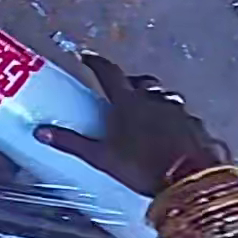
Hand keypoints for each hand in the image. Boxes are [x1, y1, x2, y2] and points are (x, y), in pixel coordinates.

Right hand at [34, 52, 231, 195]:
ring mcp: (180, 112)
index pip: (109, 73)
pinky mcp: (197, 126)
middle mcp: (155, 100)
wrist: (191, 181)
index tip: (86, 57)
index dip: (96, 63)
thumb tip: (40, 132)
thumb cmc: (142, 167)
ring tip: (145, 116)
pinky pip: (182, 116)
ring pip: (164, 98)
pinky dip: (172, 120)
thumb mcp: (101, 157)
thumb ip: (71, 143)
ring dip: (153, 101)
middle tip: (121, 91)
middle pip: (141, 81)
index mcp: (129, 102)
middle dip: (130, 82)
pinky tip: (169, 136)